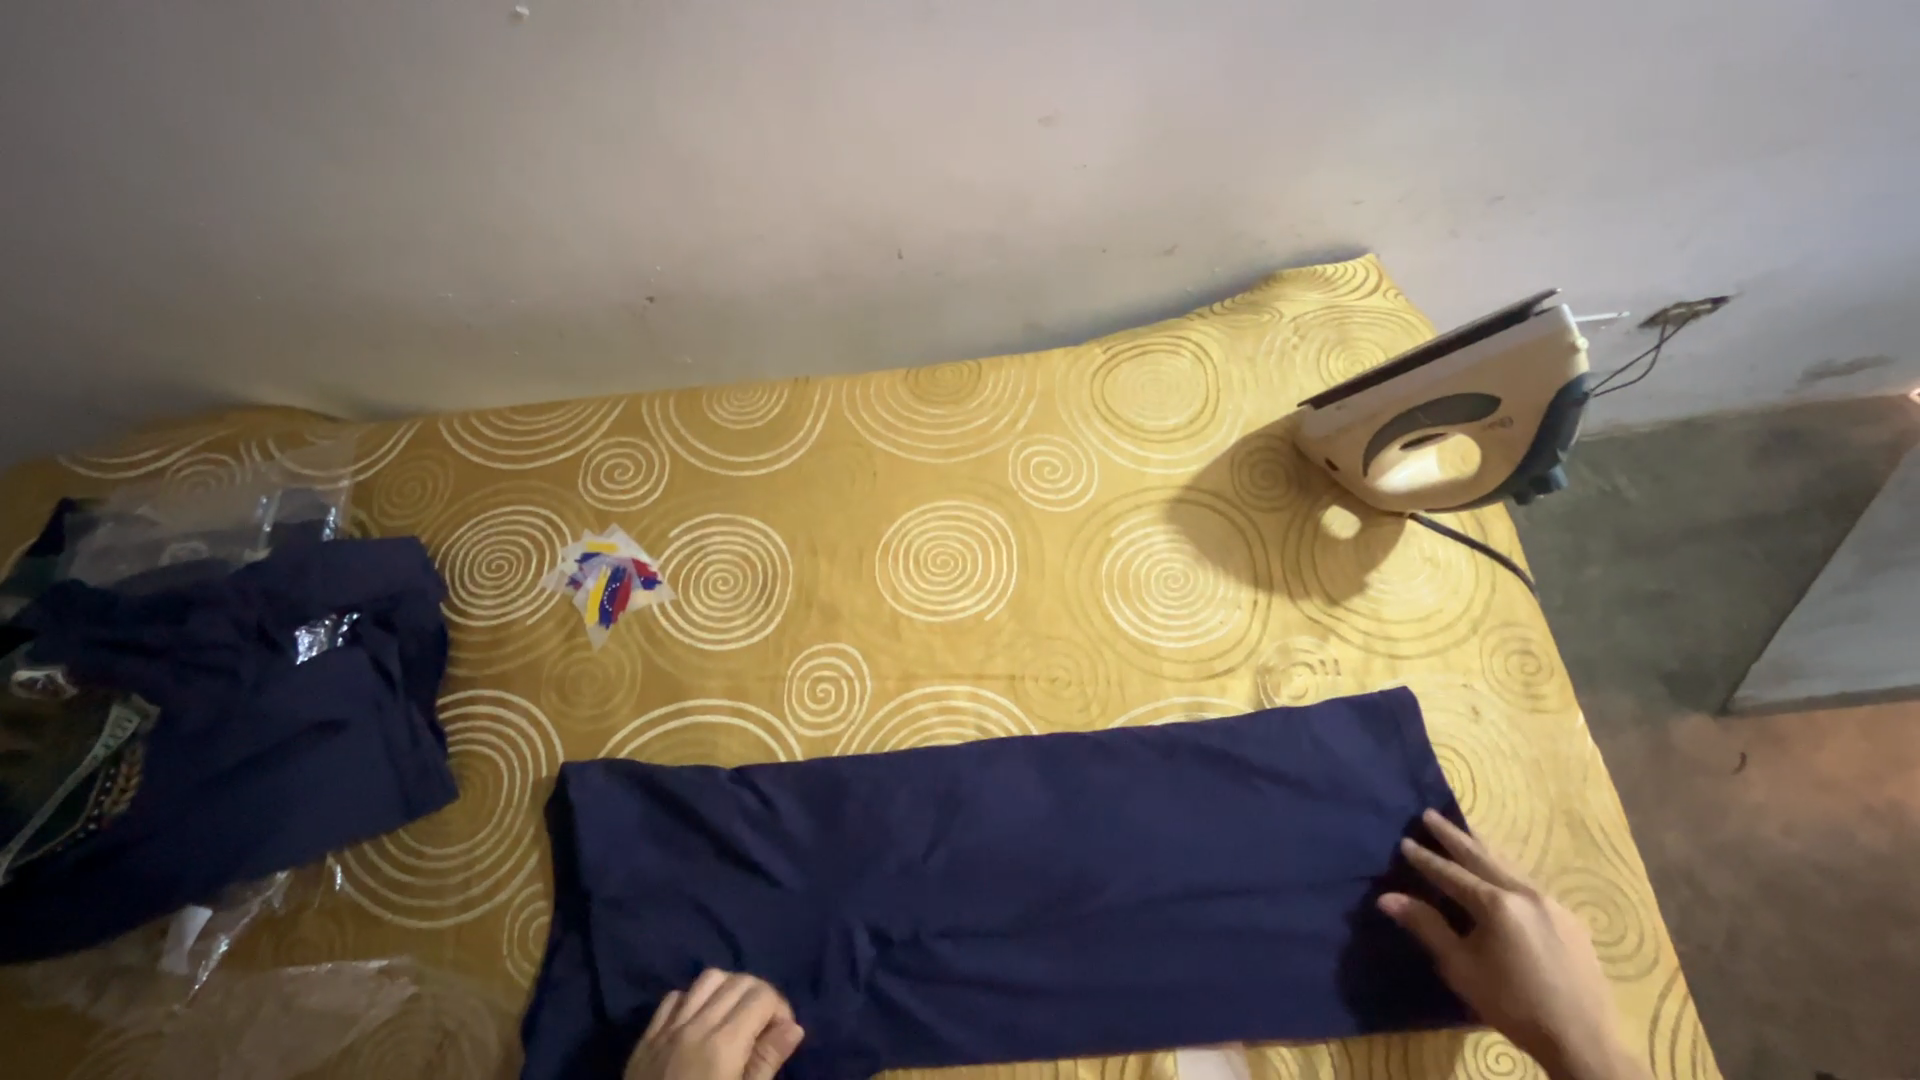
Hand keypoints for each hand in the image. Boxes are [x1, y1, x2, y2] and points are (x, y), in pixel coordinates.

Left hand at [625, 970, 805, 1079]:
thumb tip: (793, 1027)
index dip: (780, 1009)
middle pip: (739, 981)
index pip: (763, 995)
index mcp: (723, 1045)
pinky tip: (699, 1022)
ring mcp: (667, 1030)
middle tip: (763, 1026)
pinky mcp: (647, 1039)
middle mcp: (696, 1026)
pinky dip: (693, 999)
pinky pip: (674, 998)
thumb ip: (766, 1062)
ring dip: (728, 989)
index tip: (780, 1035)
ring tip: (734, 1017)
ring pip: (707, 979)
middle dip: (759, 996)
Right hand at [1378, 810, 1645, 1079]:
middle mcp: (1525, 894)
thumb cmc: (1513, 1004)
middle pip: (1482, 857)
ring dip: (1483, 848)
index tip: (1405, 841)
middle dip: (1454, 836)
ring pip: (1509, 866)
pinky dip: (1507, 869)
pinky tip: (1503, 872)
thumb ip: (1426, 926)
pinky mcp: (1571, 921)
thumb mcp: (1461, 967)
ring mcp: (1553, 905)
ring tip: (1465, 832)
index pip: (1450, 873)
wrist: (1585, 1041)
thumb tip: (1387, 897)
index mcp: (1496, 904)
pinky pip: (1529, 883)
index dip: (1425, 858)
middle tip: (1431, 814)